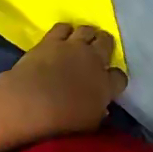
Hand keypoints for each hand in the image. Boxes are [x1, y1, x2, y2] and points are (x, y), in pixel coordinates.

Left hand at [0, 24, 126, 140]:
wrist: (33, 101)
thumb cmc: (63, 121)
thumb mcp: (89, 123)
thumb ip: (97, 112)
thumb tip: (101, 109)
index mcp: (106, 85)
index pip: (119, 77)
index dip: (115, 78)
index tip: (109, 81)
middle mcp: (93, 60)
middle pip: (106, 43)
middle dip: (105, 44)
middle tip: (99, 49)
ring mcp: (72, 46)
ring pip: (87, 30)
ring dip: (87, 34)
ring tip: (83, 39)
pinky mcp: (51, 40)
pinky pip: (63, 27)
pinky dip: (65, 30)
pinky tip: (63, 35)